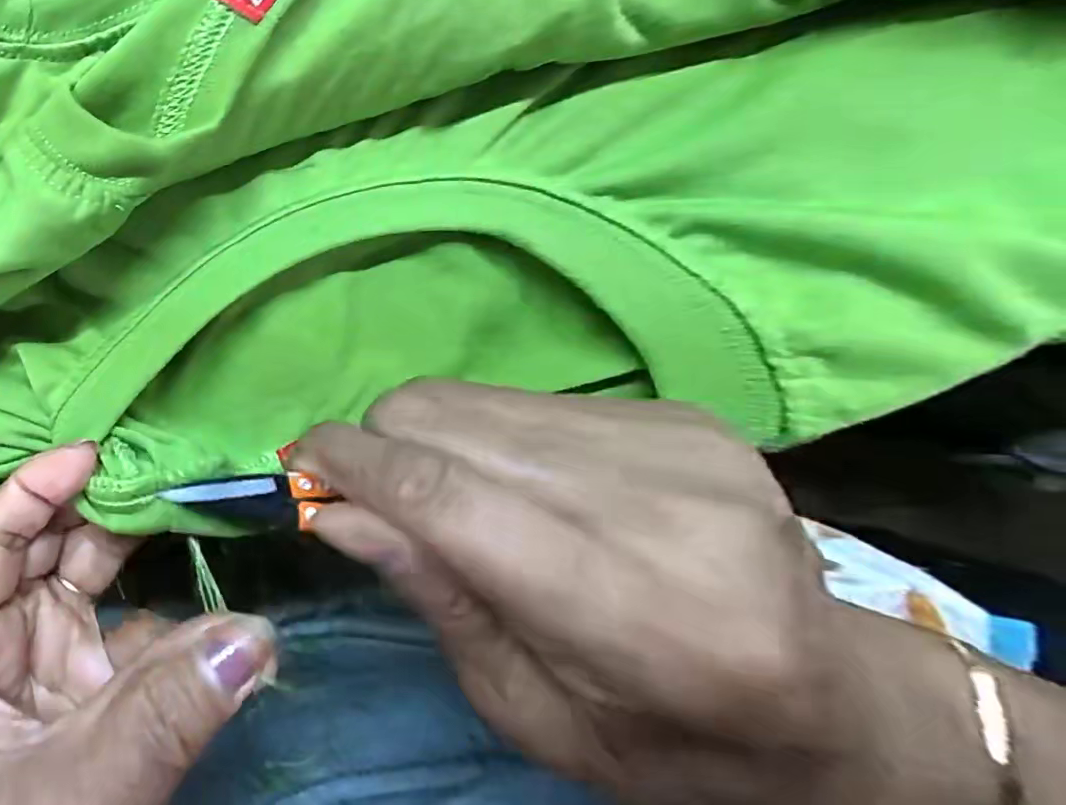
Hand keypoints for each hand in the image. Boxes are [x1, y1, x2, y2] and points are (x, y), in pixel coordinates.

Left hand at [0, 441, 277, 804]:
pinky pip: (139, 629)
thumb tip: (258, 634)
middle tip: (153, 468)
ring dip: (140, 547)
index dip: (35, 489)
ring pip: (93, 576)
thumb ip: (165, 710)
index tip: (91, 452)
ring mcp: (54, 656)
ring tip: (186, 504)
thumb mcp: (84, 784)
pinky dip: (178, 616)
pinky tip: (217, 606)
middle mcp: (3, 637)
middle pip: (46, 546)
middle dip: (95, 506)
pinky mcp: (100, 684)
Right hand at [291, 380, 1006, 804]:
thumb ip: (432, 596)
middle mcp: (666, 507)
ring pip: (464, 397)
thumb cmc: (668, 743)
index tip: (297, 464)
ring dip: (419, 437)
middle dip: (375, 448)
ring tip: (439, 491)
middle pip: (441, 423)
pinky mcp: (675, 411)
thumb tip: (329, 509)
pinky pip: (510, 397)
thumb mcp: (529, 711)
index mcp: (643, 617)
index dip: (352, 464)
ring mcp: (677, 443)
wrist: (843, 705)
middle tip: (367, 495)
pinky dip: (473, 432)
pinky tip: (504, 479)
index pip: (446, 498)